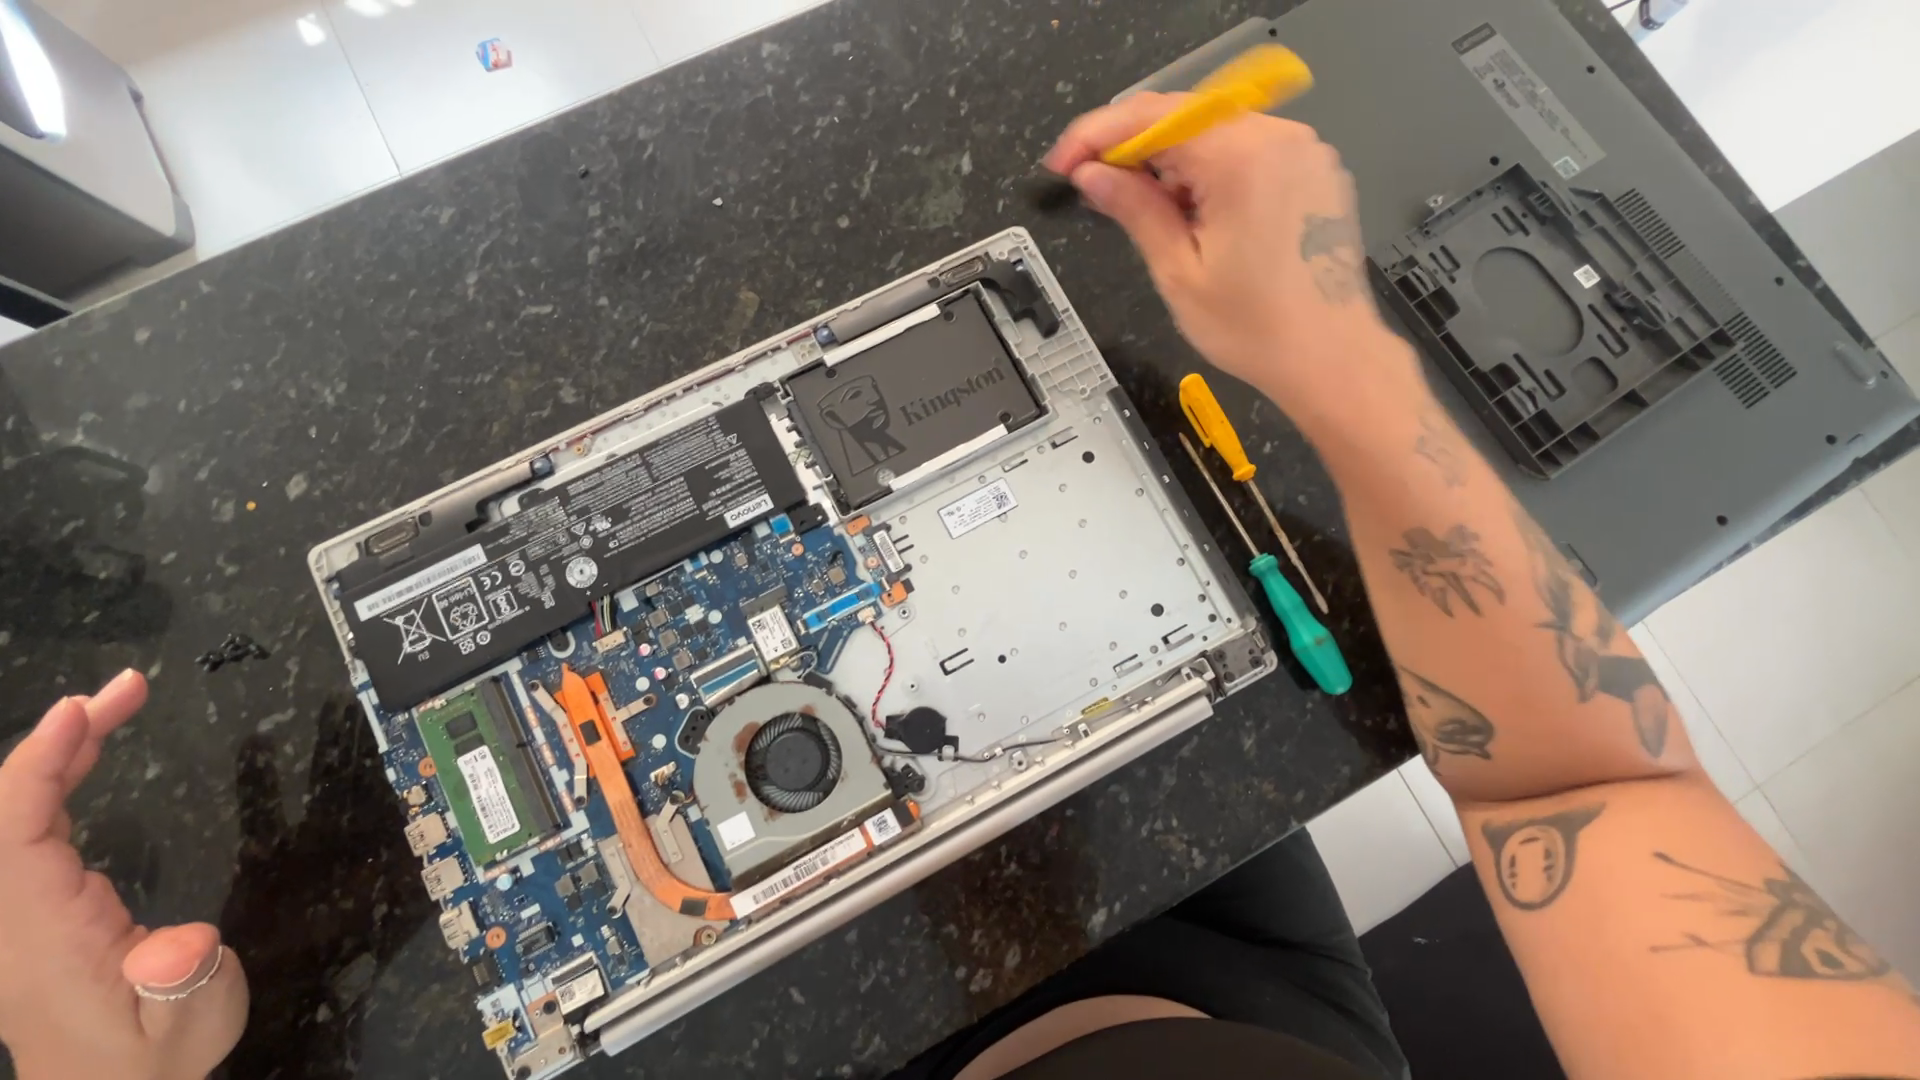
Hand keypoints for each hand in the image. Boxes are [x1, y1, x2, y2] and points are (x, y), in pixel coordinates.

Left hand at [0, 672, 247, 1079]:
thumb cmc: (157, 1056)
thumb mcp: (188, 1024)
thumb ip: (181, 981)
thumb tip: (174, 946)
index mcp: (42, 938)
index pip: (16, 840)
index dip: (36, 771)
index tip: (82, 711)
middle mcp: (13, 920)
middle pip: (4, 819)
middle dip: (53, 745)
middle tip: (124, 689)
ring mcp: (20, 915)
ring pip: (11, 821)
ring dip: (54, 756)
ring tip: (113, 706)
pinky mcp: (40, 910)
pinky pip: (28, 833)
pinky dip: (51, 784)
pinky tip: (82, 758)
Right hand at [1045, 94, 1426, 433]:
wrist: (1328, 356)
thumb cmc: (1256, 328)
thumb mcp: (1177, 271)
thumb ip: (1134, 210)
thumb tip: (1092, 176)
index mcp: (1242, 158)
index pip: (1152, 117)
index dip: (1097, 136)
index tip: (1063, 163)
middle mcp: (1279, 139)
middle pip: (1183, 117)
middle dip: (1129, 147)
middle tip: (1088, 181)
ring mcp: (1302, 152)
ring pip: (1213, 132)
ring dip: (1167, 161)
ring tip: (1137, 205)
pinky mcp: (1311, 171)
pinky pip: (1246, 150)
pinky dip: (1207, 170)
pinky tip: (1186, 207)